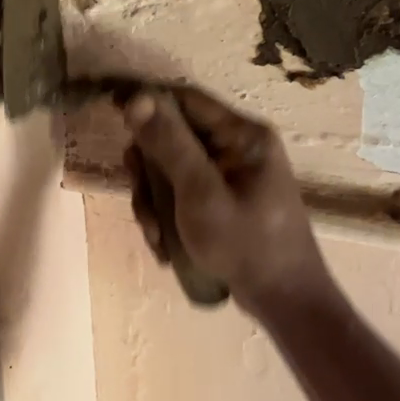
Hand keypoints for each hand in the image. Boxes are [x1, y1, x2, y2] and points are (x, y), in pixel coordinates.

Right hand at [123, 87, 329, 314]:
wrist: (285, 303)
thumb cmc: (246, 244)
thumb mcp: (200, 192)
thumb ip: (168, 144)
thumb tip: (135, 97)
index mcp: (241, 134)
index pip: (183, 99)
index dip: (146, 105)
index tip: (114, 121)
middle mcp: (236, 146)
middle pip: (171, 137)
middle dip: (147, 172)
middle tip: (141, 202)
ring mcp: (229, 174)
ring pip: (169, 169)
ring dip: (152, 200)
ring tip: (155, 235)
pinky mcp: (222, 199)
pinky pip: (180, 192)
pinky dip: (166, 215)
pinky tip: (165, 246)